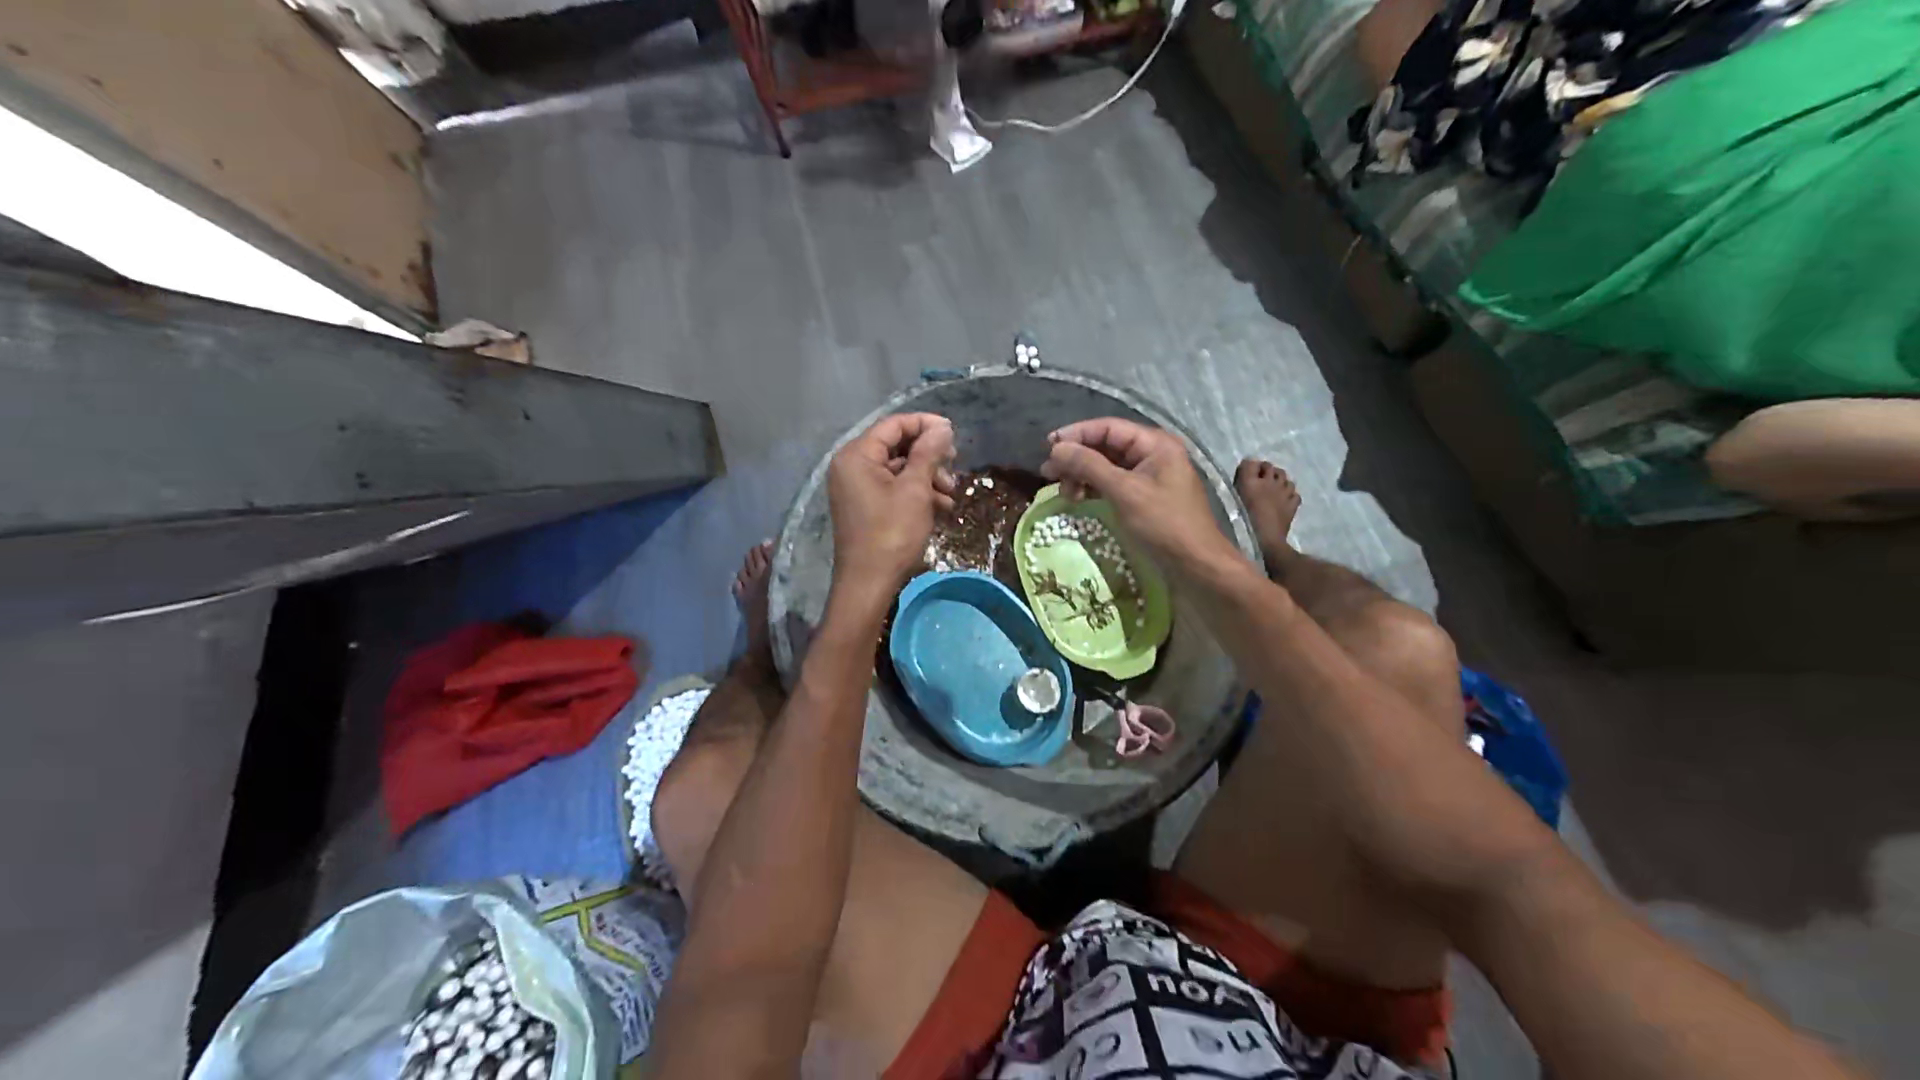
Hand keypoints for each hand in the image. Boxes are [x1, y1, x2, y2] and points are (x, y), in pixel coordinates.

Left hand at [827, 412, 955, 610]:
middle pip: (896, 446)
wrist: (869, 583)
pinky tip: (940, 506)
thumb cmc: (892, 533)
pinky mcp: (864, 506)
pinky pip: (892, 488)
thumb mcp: (915, 490)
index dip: (925, 425)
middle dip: (928, 454)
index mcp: (857, 455)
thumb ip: (928, 453)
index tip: (954, 433)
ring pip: (898, 468)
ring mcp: (856, 487)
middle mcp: (851, 466)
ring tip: (950, 492)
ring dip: (927, 476)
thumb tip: (942, 428)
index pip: (894, 425)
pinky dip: (916, 492)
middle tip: (954, 464)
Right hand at [1041, 417, 1237, 567]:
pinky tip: (1077, 498)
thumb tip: (1056, 448)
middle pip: (1105, 445)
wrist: (1196, 564)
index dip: (1076, 434)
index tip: (1048, 447)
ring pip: (1106, 465)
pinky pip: (1113, 483)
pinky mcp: (1144, 496)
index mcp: (1154, 444)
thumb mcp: (1123, 492)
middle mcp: (1152, 453)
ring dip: (1082, 475)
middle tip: (1048, 473)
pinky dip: (1093, 488)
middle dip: (1076, 457)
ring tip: (1062, 492)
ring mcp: (1149, 475)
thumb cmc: (1163, 524)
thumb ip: (1089, 466)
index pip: (1107, 427)